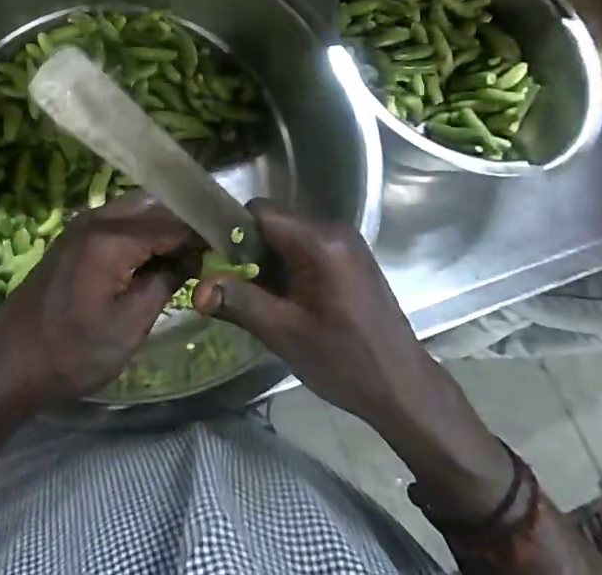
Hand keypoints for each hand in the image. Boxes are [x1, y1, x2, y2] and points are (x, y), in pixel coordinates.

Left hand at [0, 194, 198, 418]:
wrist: (9, 363)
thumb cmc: (72, 352)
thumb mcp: (129, 325)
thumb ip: (165, 283)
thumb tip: (192, 258)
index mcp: (111, 238)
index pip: (171, 222)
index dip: (203, 232)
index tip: (231, 244)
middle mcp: (95, 219)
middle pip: (153, 208)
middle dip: (183, 225)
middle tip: (212, 250)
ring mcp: (80, 226)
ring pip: (134, 212)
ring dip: (161, 228)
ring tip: (189, 255)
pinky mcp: (73, 239)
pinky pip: (116, 223)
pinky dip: (140, 234)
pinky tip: (155, 258)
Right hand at [192, 202, 511, 516]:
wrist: (404, 390)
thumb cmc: (344, 361)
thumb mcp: (283, 333)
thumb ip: (238, 301)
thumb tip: (196, 289)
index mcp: (319, 242)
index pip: (259, 211)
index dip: (232, 230)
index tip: (217, 260)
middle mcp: (334, 230)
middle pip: (274, 222)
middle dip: (248, 250)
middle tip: (234, 285)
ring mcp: (347, 243)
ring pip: (289, 236)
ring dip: (268, 260)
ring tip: (260, 297)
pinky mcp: (352, 258)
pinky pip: (307, 247)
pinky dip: (289, 266)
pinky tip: (287, 300)